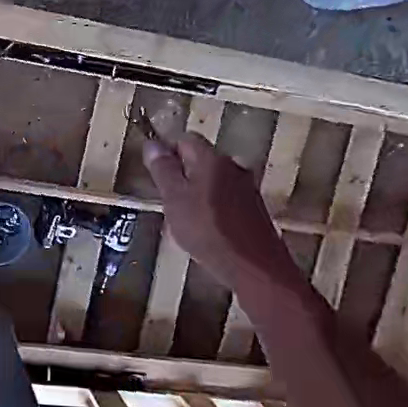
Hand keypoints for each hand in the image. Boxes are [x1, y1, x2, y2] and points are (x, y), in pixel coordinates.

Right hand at [143, 133, 299, 298]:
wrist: (254, 268)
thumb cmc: (207, 230)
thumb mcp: (175, 199)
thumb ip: (163, 170)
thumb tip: (152, 144)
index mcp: (212, 158)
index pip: (184, 139)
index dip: (166, 151)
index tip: (154, 172)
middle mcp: (233, 166)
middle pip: (200, 159)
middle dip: (181, 174)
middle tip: (165, 198)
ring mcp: (247, 188)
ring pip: (213, 180)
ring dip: (196, 192)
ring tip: (182, 218)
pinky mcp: (255, 210)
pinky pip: (226, 198)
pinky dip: (212, 207)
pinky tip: (205, 230)